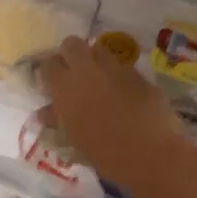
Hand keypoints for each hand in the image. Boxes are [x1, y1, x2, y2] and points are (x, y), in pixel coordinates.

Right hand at [36, 36, 184, 194]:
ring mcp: (114, 68)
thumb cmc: (105, 154)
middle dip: (70, 54)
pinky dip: (117, 74)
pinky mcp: (138, 73)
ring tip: (99, 80)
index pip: (47, 64)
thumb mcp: (75, 140)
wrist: (152, 154)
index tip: (52, 82)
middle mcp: (86, 70)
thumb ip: (57, 120)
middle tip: (74, 73)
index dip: (49, 71)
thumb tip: (44, 113)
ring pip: (98, 49)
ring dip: (94, 60)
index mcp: (64, 87)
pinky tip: (123, 92)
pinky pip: (121, 66)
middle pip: (71, 44)